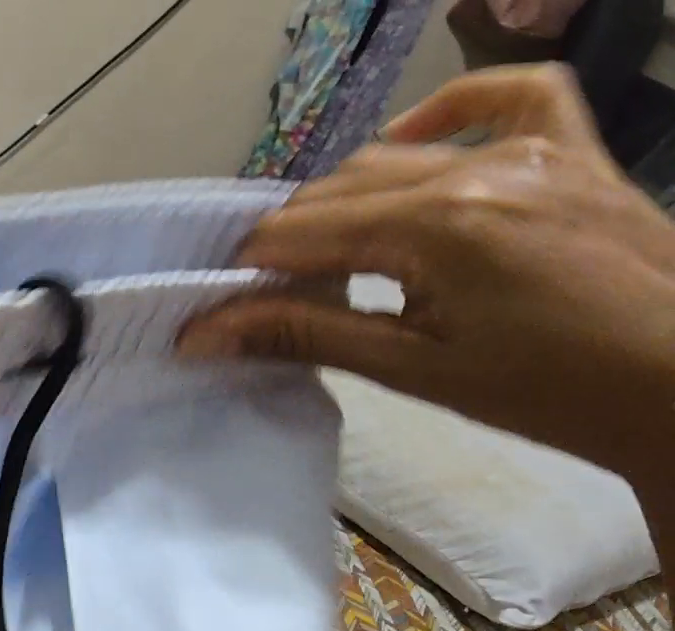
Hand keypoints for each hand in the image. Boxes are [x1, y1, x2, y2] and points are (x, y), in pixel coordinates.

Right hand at [180, 65, 674, 494]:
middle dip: (282, 242)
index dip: (244, 272)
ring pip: (391, 158)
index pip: (296, 232)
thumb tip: (201, 333)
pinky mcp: (573, 152)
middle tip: (263, 296)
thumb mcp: (408, 368)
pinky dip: (451, 110)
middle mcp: (478, 169)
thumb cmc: (545, 389)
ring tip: (322, 255)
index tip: (220, 310)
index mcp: (435, 226)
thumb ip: (300, 334)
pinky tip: (414, 138)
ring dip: (337, 201)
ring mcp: (533, 151)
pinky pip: (512, 97)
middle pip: (332, 191)